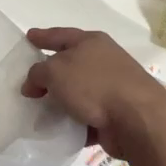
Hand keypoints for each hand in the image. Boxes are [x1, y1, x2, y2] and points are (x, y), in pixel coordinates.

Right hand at [20, 27, 165, 158]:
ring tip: (38, 109)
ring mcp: (111, 88)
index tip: (29, 37)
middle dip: (50, 72)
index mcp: (91, 43)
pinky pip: (85, 115)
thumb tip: (33, 85)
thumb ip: (37, 74)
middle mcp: (103, 61)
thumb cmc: (94, 85)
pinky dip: (72, 121)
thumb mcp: (55, 71)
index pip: (60, 35)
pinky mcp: (115, 113)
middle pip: (70, 64)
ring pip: (77, 91)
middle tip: (30, 80)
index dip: (42, 36)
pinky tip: (57, 129)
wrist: (136, 119)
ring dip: (61, 100)